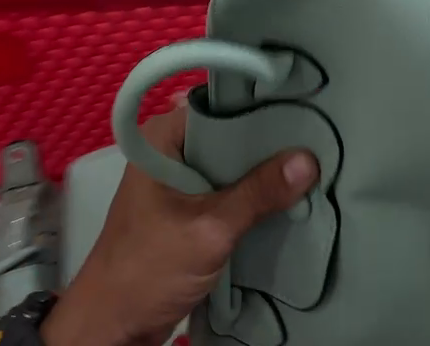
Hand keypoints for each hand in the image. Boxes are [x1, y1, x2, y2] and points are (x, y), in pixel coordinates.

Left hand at [43, 105, 318, 345]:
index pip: (222, 105)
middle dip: (268, 143)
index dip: (261, 108)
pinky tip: (288, 195)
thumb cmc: (148, 269)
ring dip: (263, 172)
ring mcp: (180, 181)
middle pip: (230, 134)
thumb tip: (309, 160)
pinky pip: (229, 189)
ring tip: (311, 164)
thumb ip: (257, 194)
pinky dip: (253, 195)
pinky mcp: (190, 208)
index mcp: (164, 136)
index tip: (304, 109)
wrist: (114, 329)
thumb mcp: (209, 229)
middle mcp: (171, 149)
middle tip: (316, 139)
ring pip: (232, 164)